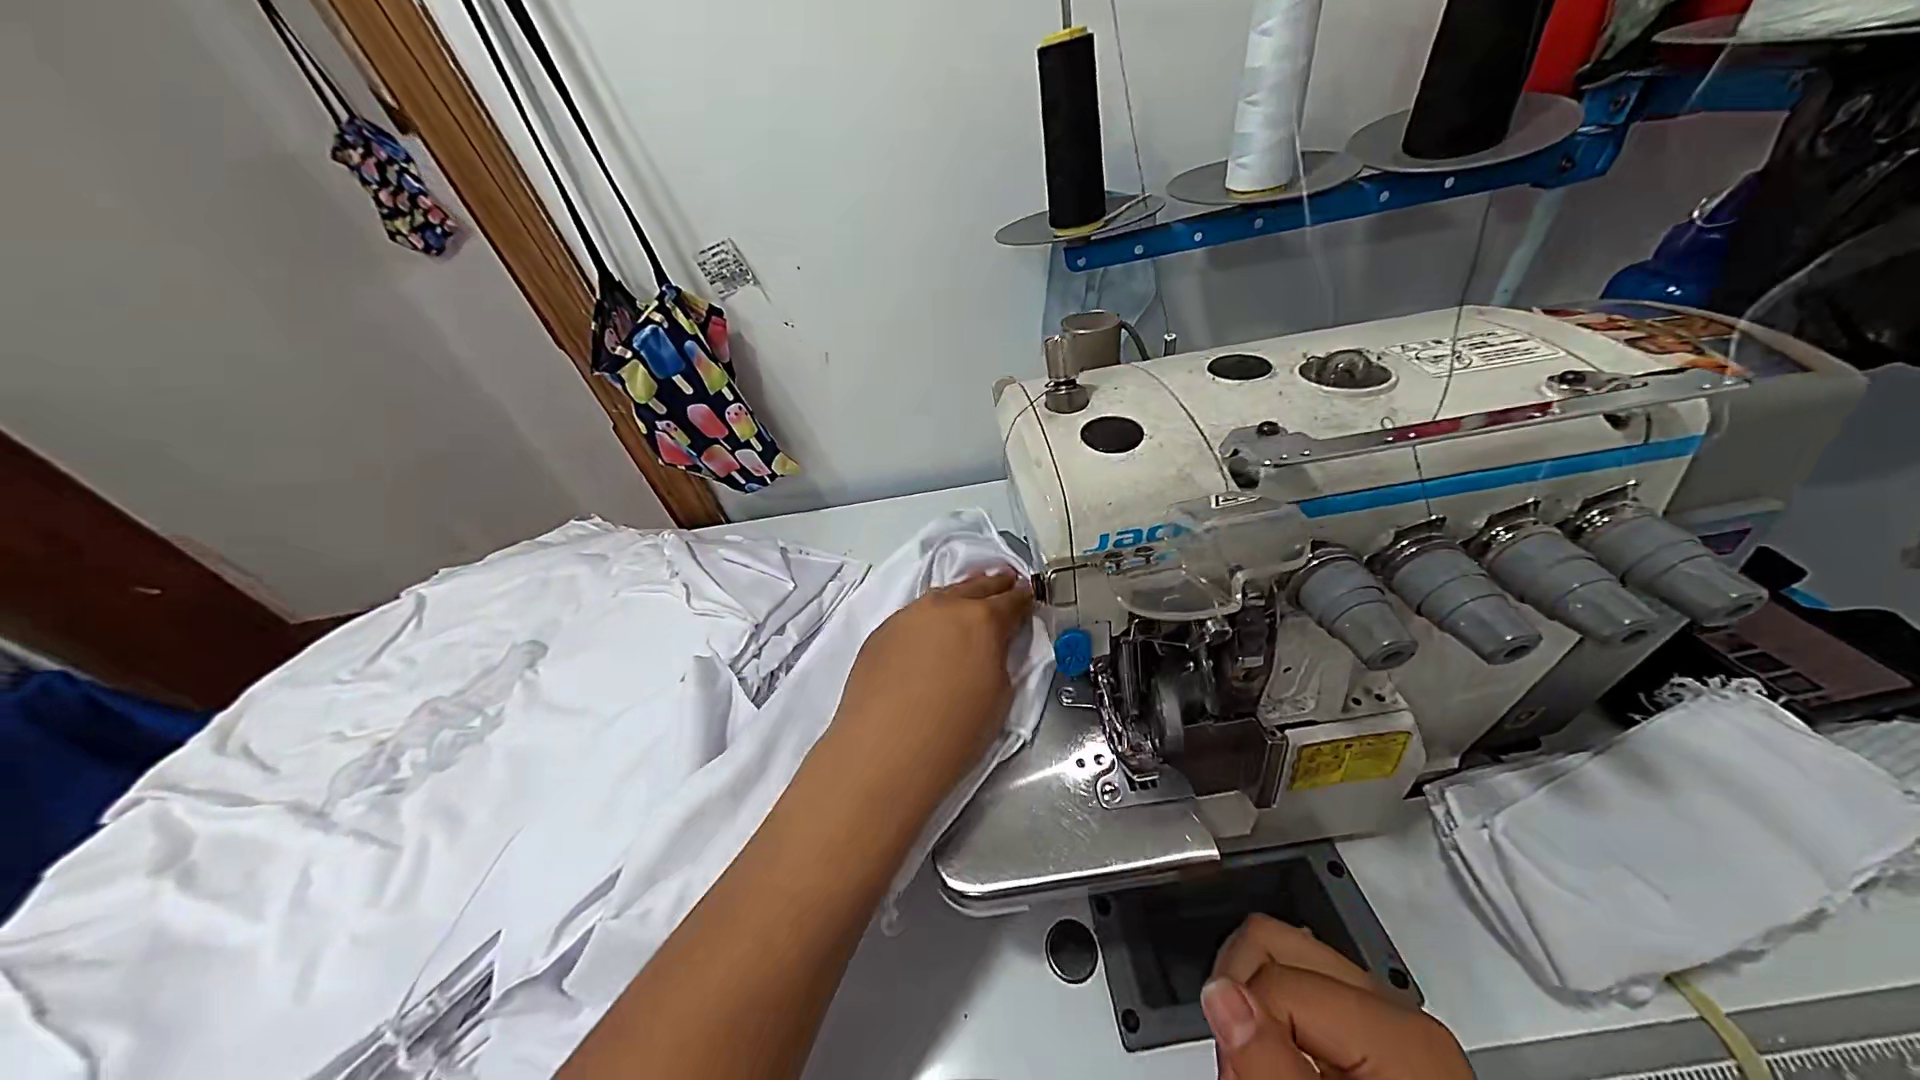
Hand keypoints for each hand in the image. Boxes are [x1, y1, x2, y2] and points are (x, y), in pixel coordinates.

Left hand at [824, 569, 1033, 802]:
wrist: (886, 749)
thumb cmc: (955, 731)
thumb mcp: (1001, 695)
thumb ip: (1000, 659)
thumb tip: (992, 648)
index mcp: (983, 620)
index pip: (1012, 601)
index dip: (1024, 600)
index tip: (1028, 598)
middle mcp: (945, 607)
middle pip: (976, 587)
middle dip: (994, 586)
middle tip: (1006, 582)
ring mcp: (908, 616)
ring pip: (941, 597)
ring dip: (959, 596)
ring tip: (968, 601)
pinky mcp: (881, 632)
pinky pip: (913, 616)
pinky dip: (929, 618)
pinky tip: (929, 633)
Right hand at [1202, 915, 1472, 1079]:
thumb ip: (1271, 1065)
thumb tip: (1222, 995)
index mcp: (1400, 1034)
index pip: (1272, 983)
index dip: (1243, 1030)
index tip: (1240, 1074)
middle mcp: (1400, 1015)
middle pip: (1275, 944)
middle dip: (1241, 997)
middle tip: (1241, 1064)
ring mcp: (1389, 1024)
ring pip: (1283, 961)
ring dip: (1254, 1007)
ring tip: (1260, 1068)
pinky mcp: (1377, 1039)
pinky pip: (1302, 991)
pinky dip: (1277, 1019)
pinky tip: (1282, 1065)